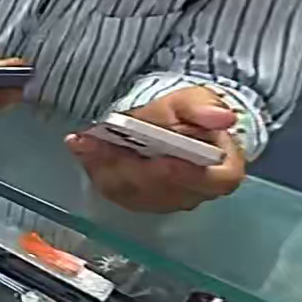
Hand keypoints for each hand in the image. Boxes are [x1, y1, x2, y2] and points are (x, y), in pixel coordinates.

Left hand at [65, 86, 245, 211]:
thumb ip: (203, 109)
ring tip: (83, 141)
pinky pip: (110, 187)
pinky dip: (93, 165)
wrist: (165, 122)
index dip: (181, 172)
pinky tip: (80, 145)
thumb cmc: (185, 115)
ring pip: (128, 190)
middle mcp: (190, 194)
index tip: (159, 159)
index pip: (206, 181)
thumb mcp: (194, 102)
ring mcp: (159, 199)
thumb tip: (221, 117)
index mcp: (220, 173)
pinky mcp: (132, 197)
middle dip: (126, 164)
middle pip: (157, 188)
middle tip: (96, 142)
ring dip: (102, 164)